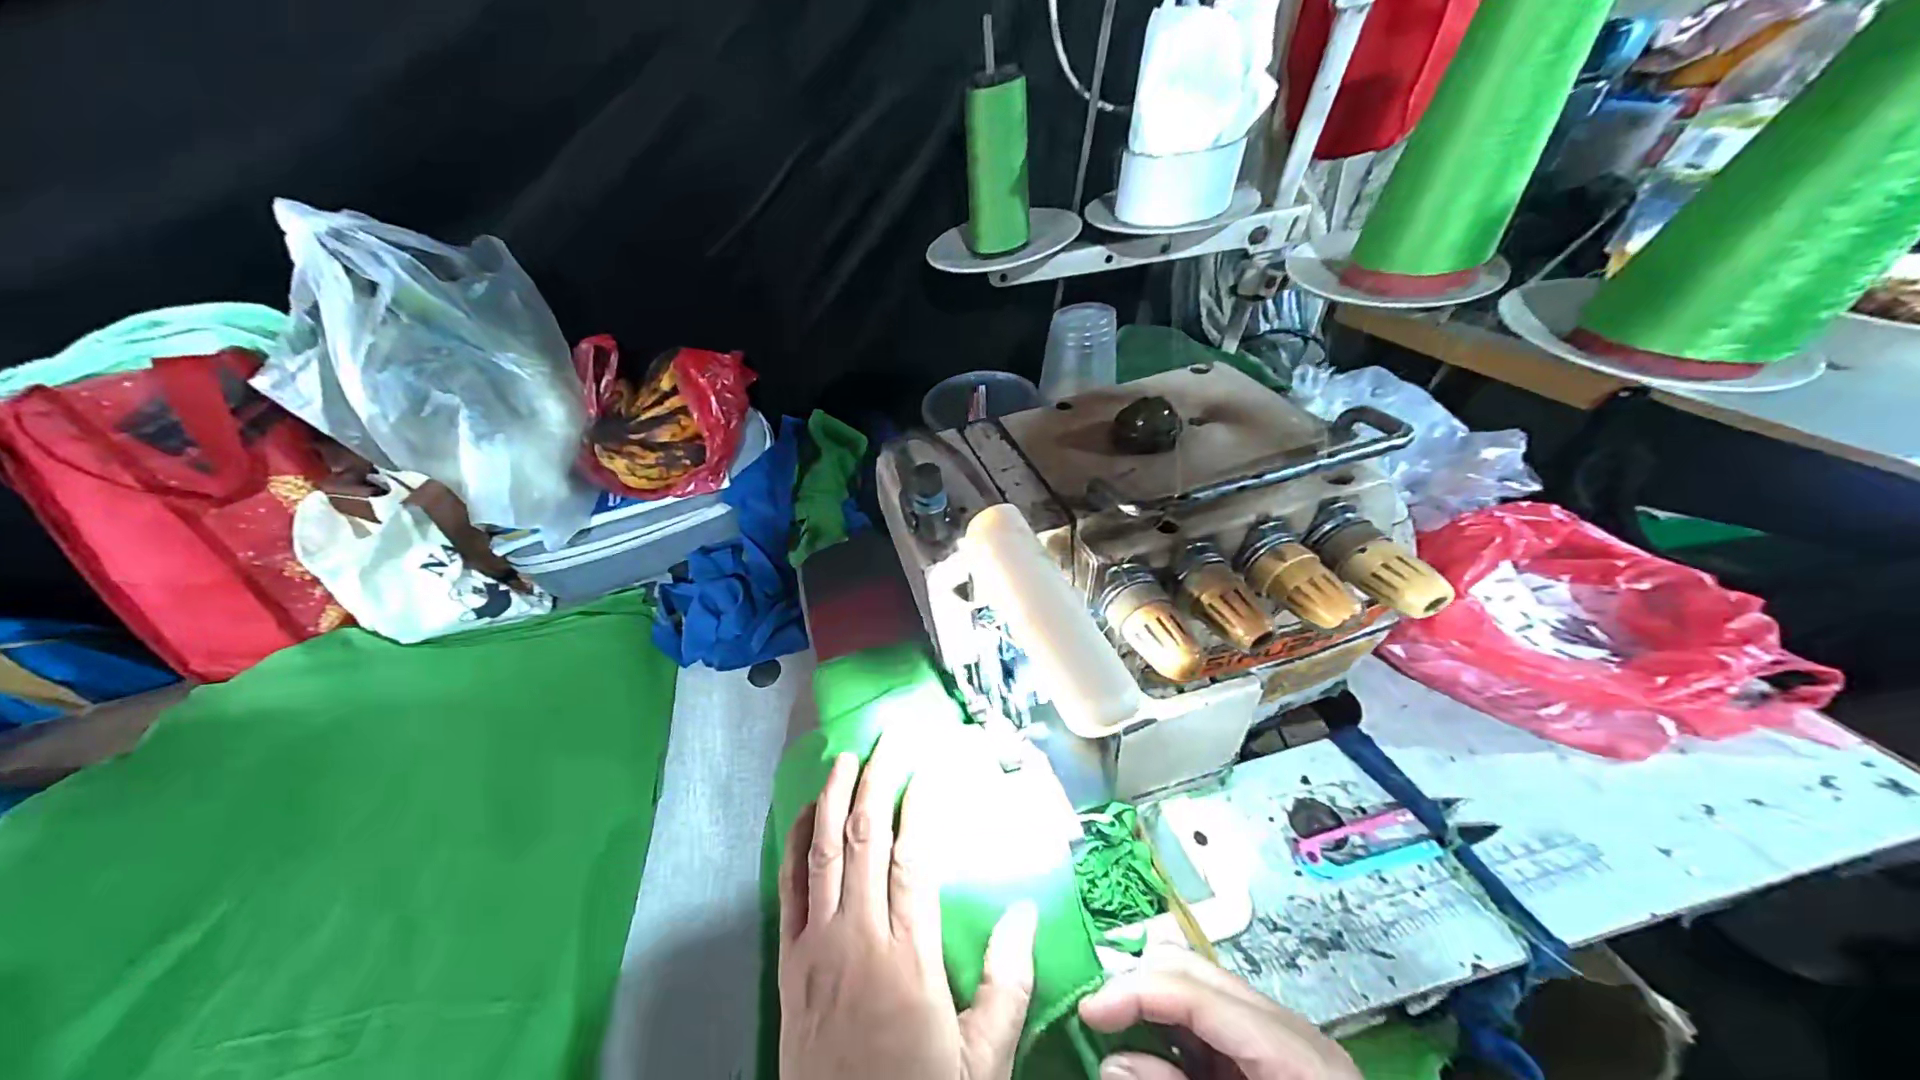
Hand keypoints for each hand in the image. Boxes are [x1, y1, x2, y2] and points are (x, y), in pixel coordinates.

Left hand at [778, 730, 1039, 1079]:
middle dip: (876, 779)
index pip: (911, 855)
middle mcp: (856, 938)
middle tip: (889, 740)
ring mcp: (814, 948)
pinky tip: (805, 816)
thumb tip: (1024, 912)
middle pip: (864, 837)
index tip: (927, 767)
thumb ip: (1005, 983)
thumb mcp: (981, 1059)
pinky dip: (794, 844)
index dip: (918, 802)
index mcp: (907, 956)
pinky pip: (786, 890)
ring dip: (832, 798)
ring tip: (845, 759)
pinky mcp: (787, 965)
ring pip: (821, 852)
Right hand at [1078, 950, 1360, 1079]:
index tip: (1088, 1010)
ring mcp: (1279, 1039)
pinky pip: (1207, 1022)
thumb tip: (1113, 1063)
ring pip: (1195, 987)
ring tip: (1117, 1033)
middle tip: (1097, 1020)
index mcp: (1296, 1055)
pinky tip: (1153, 1055)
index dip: (1136, 991)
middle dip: (1139, 986)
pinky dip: (1172, 1029)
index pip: (1200, 991)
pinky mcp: (1267, 1056)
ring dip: (1151, 1005)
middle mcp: (1288, 1030)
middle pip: (1195, 970)